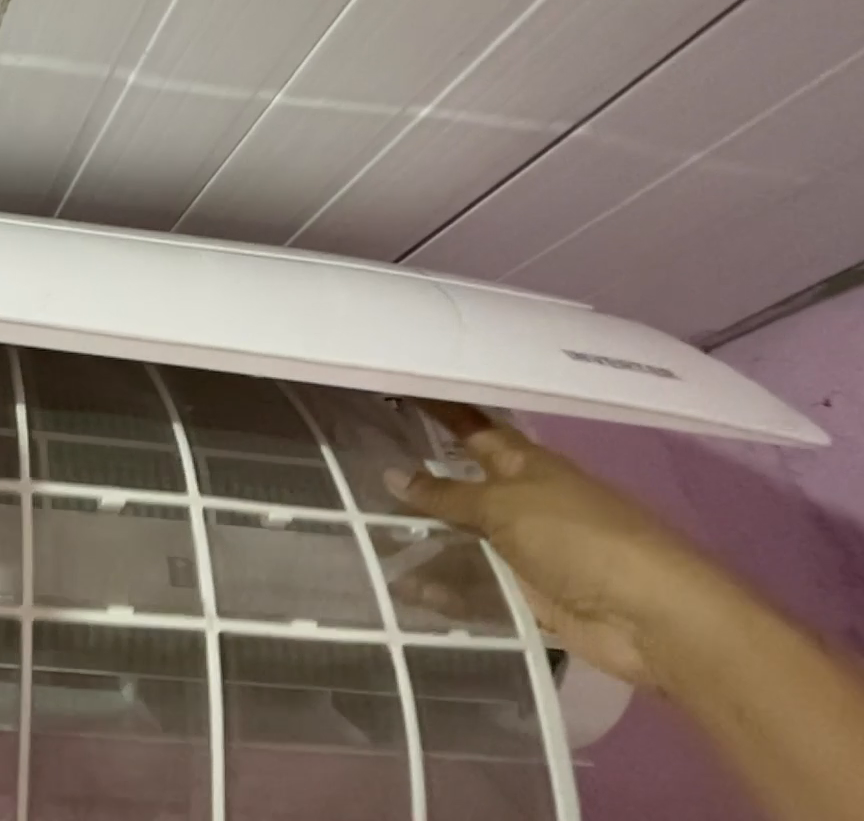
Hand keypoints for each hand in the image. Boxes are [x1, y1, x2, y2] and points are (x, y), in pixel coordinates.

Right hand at [389, 401, 734, 690]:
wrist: (655, 621)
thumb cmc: (581, 540)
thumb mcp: (505, 506)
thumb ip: (446, 494)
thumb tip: (391, 474)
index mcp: (527, 467)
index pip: (473, 429)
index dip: (441, 412)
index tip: (399, 392)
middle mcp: (523, 502)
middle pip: (460, 485)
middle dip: (417, 481)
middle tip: (359, 470)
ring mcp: (525, 548)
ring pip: (460, 537)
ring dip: (421, 538)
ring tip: (366, 535)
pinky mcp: (524, 592)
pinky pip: (471, 584)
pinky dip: (438, 586)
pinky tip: (399, 587)